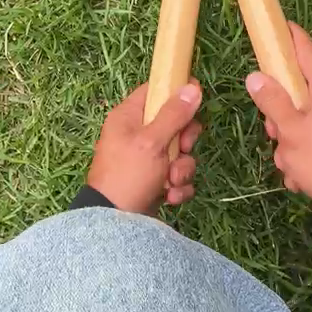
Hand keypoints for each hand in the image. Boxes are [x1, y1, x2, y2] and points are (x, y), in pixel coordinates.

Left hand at [89, 82, 203, 214]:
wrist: (115, 225)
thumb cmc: (128, 175)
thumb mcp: (152, 141)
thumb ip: (174, 115)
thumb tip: (192, 87)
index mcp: (128, 116)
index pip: (155, 90)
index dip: (177, 92)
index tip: (196, 99)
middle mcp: (136, 134)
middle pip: (174, 122)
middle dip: (184, 141)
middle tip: (181, 148)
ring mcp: (145, 158)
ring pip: (179, 153)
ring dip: (181, 169)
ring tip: (170, 181)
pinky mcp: (153, 180)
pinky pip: (176, 175)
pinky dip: (177, 187)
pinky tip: (169, 197)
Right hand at [246, 24, 311, 248]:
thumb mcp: (288, 131)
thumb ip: (271, 100)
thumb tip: (256, 76)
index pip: (307, 51)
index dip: (290, 37)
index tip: (279, 25)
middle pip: (305, 90)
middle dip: (283, 111)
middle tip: (273, 131)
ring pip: (311, 118)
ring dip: (293, 138)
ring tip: (289, 163)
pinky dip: (309, 151)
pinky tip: (302, 175)